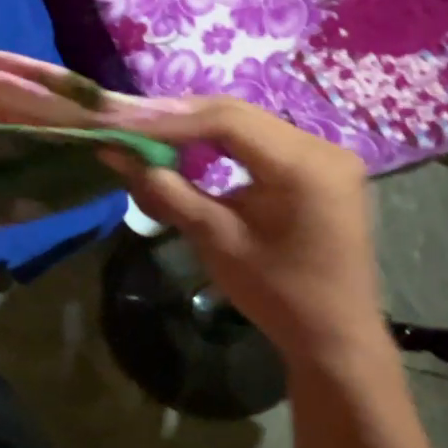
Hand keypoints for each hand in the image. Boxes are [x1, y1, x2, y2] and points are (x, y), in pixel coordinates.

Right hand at [101, 98, 387, 368]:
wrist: (334, 333)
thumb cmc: (276, 290)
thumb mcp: (213, 238)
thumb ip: (165, 190)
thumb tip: (113, 152)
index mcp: (304, 166)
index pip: (226, 122)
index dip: (166, 121)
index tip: (119, 125)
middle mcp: (321, 147)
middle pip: (234, 114)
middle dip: (174, 116)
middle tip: (122, 120)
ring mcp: (321, 155)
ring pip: (243, 122)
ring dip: (190, 125)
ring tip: (142, 131)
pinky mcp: (314, 167)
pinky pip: (255, 139)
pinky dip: (213, 140)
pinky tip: (182, 147)